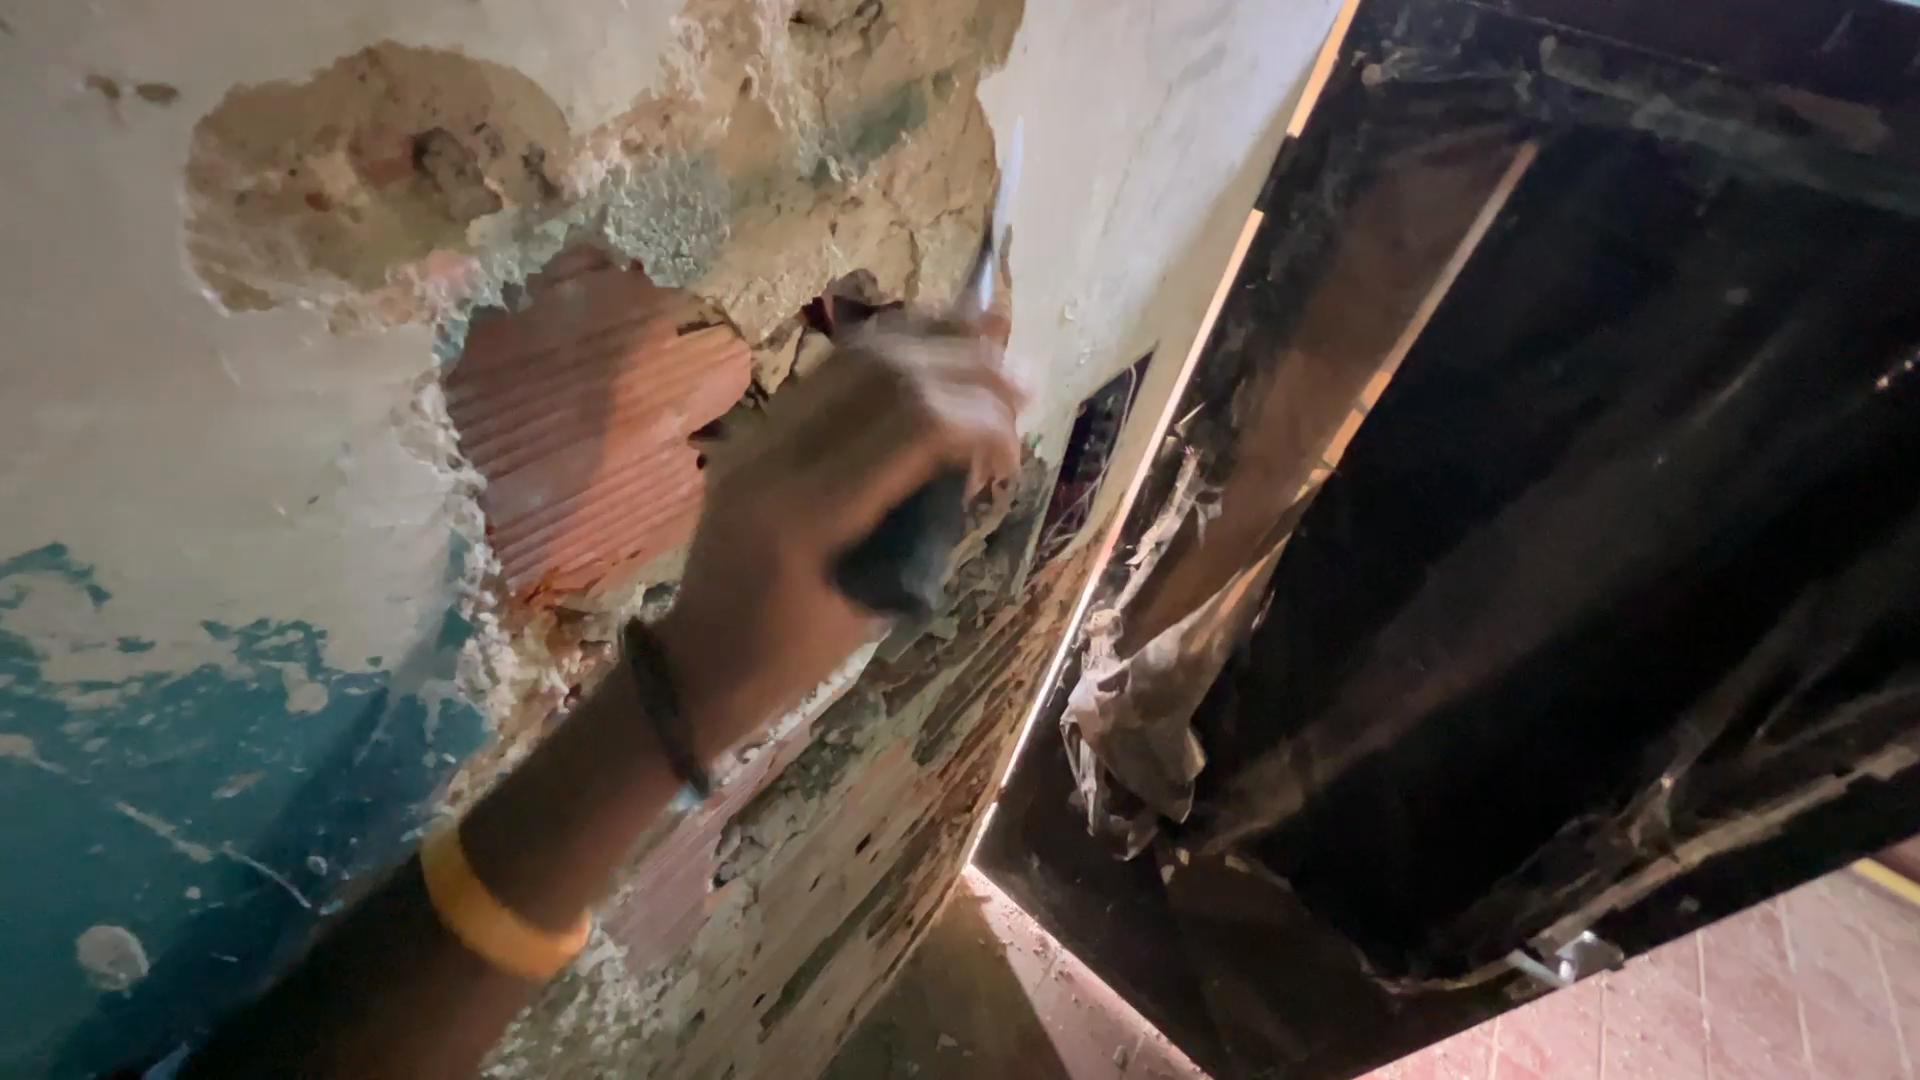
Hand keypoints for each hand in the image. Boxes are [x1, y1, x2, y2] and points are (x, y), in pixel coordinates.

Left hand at [655, 314, 1025, 757]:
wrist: (703, 658)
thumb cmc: (796, 656)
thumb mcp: (876, 603)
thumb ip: (921, 523)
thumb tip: (973, 459)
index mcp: (808, 514)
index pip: (914, 425)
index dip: (982, 419)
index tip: (1016, 444)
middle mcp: (776, 454)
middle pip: (887, 373)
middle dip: (969, 366)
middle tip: (1023, 383)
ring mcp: (758, 434)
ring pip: (856, 355)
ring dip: (933, 342)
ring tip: (990, 344)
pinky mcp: (756, 430)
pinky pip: (831, 371)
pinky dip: (892, 352)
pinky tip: (931, 350)